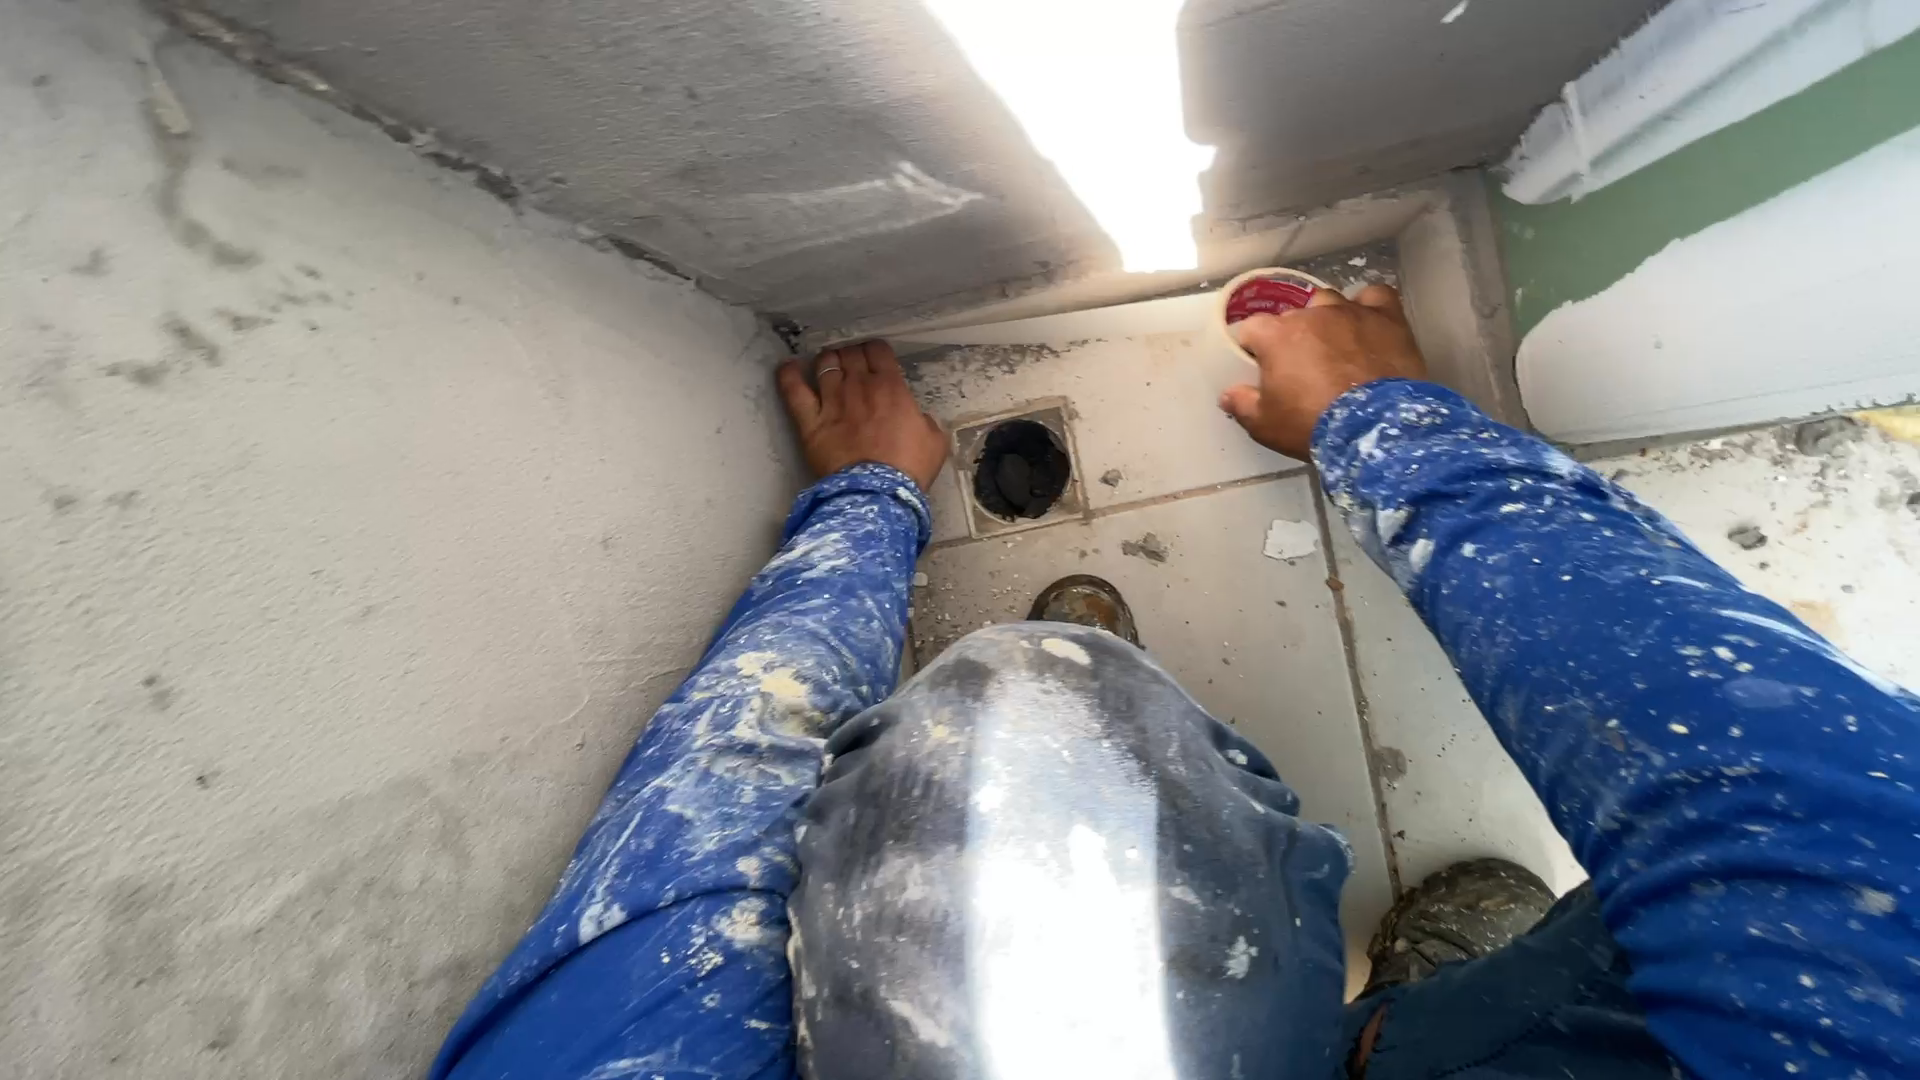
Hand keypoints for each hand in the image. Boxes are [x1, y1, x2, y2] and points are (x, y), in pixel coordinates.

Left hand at [777, 340, 948, 491]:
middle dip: (852, 354)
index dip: (876, 350)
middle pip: (850, 354)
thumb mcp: (935, 441)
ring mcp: (832, 401)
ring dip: (828, 360)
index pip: (879, 351)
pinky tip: (789, 367)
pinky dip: (789, 374)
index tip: (875, 357)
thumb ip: (926, 422)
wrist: (878, 492)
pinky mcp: (810, 420)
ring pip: (825, 364)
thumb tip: (919, 419)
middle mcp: (859, 386)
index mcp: (891, 387)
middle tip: (853, 363)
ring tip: (829, 366)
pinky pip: (793, 389)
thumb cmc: (909, 468)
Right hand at [1219, 285, 1427, 460]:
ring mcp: (1351, 312)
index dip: (1252, 347)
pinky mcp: (1387, 317)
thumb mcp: (1264, 424)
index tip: (1257, 366)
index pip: (1251, 328)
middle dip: (1289, 336)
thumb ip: (1242, 404)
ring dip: (1324, 318)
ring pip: (1329, 302)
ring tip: (1330, 344)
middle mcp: (1312, 314)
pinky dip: (1367, 306)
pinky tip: (1366, 323)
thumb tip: (1228, 394)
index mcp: (1276, 335)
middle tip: (1296, 366)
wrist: (1374, 428)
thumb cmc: (1311, 423)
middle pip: (1291, 316)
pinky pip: (1374, 297)